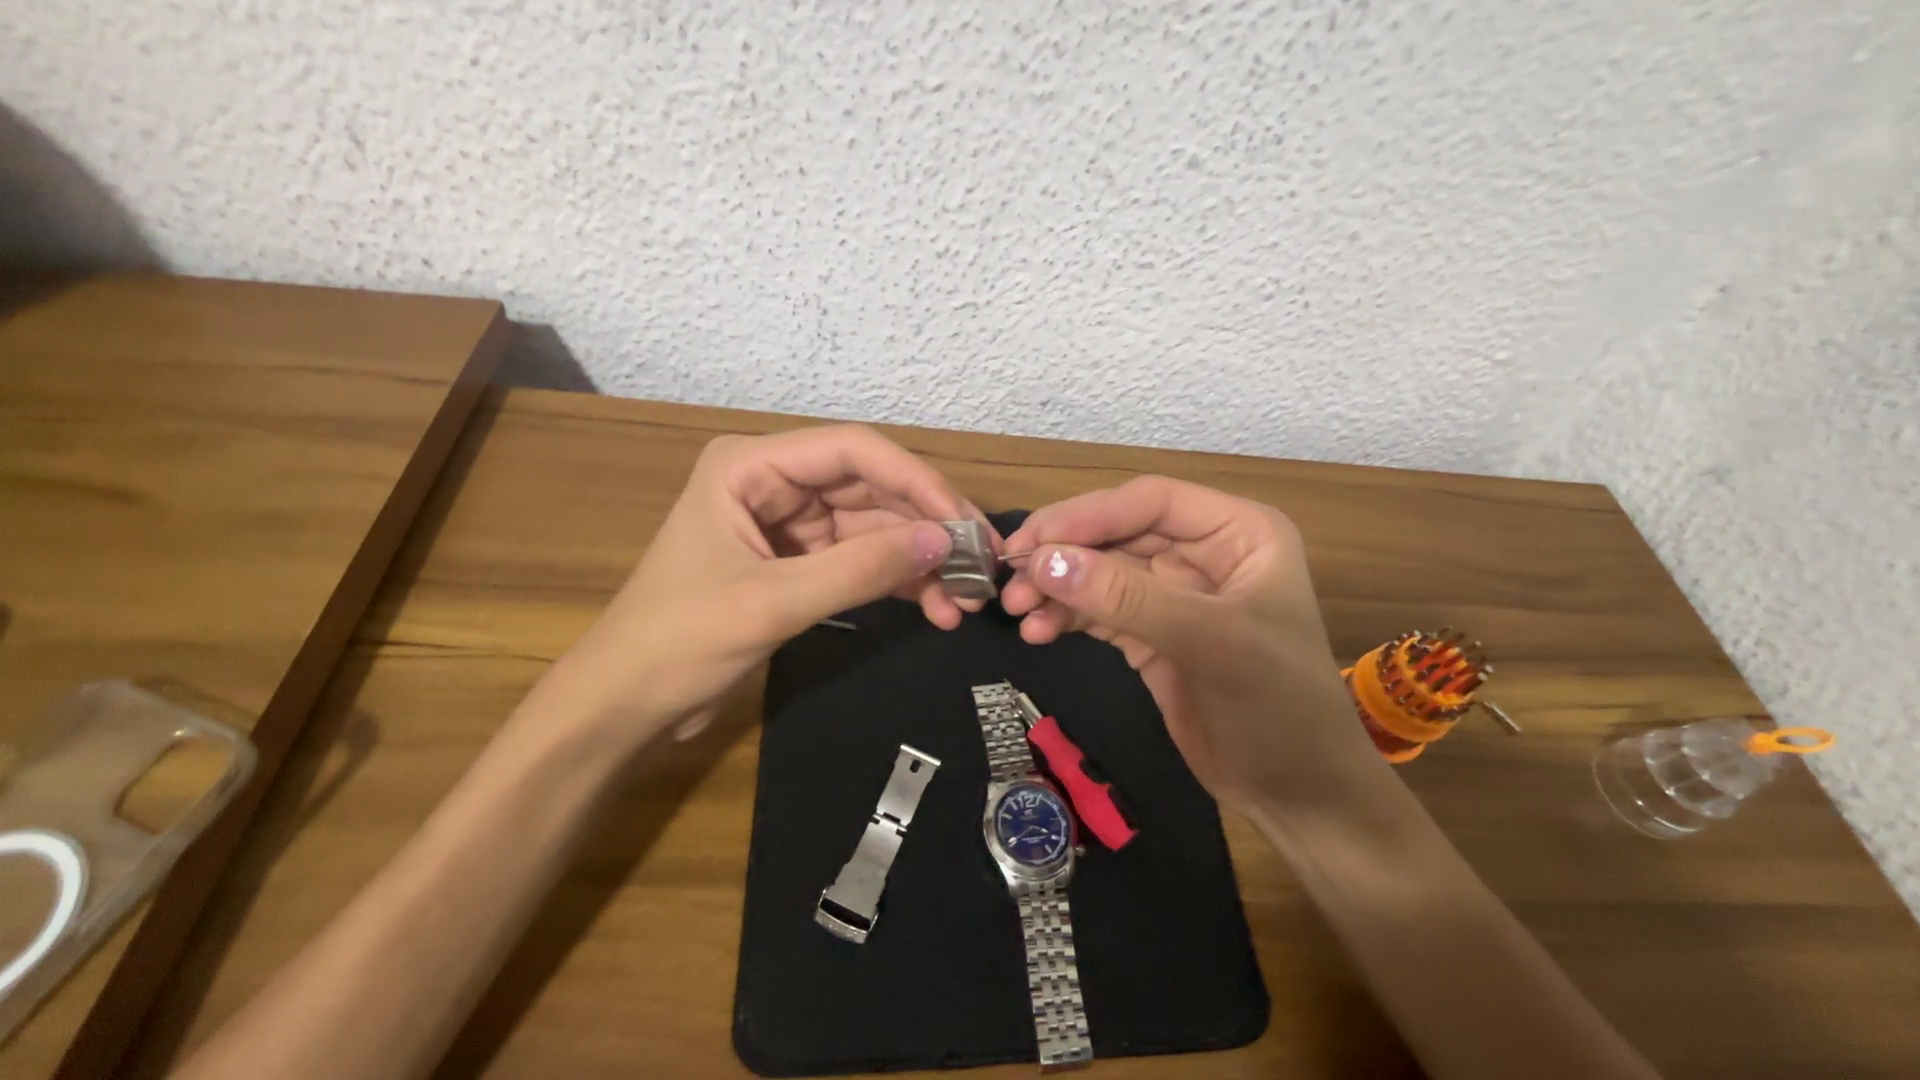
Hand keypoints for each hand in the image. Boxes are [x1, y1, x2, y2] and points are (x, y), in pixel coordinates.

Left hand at [537, 425, 991, 747]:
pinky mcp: (796, 565)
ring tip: (964, 601)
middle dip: (925, 528)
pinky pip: (860, 562)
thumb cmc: (680, 641)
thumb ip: (861, 568)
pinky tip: (934, 607)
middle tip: (980, 568)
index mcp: (751, 467)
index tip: (964, 524)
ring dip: (918, 562)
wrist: (626, 703)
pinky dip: (896, 582)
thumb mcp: (773, 602)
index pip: (853, 450)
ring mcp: (787, 525)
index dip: (916, 481)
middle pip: (870, 489)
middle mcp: (774, 484)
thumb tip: (947, 541)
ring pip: (872, 529)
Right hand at [999, 476, 1382, 813]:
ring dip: (1057, 587)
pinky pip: (1099, 611)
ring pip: (1101, 572)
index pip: (1151, 502)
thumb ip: (1126, 598)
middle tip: (1009, 576)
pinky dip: (1066, 617)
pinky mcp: (1152, 635)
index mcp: (1239, 533)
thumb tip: (1042, 562)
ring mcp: (1176, 595)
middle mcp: (1205, 553)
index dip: (1087, 516)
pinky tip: (1039, 632)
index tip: (1030, 542)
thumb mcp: (1209, 643)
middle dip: (1064, 553)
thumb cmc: (1278, 708)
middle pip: (1118, 533)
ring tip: (1016, 611)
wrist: (1298, 794)